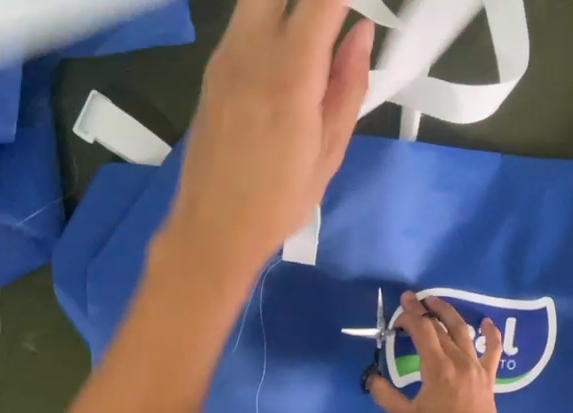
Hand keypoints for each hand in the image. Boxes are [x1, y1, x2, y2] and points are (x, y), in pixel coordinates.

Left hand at [162, 0, 373, 275]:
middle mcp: (252, 51)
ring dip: (287, 8)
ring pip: (255, 1)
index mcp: (291, 73)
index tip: (358, 9)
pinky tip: (284, 58)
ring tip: (314, 37)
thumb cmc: (278, 203)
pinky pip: (242, 25)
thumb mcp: (328, 153)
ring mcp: (225, 59)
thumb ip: (348, 87)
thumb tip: (361, 34)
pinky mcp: (211, 73)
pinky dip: (267, 23)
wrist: (214, 230)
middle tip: (331, 17)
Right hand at [367, 292, 505, 412]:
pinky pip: (492, 348)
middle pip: (440, 327)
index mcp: (436, 367)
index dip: (409, 316)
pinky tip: (486, 321)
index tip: (399, 309)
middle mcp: (457, 359)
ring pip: (464, 331)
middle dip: (424, 311)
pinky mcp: (488, 375)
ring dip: (450, 313)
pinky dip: (491, 333)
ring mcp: (476, 365)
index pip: (422, 330)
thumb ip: (386, 396)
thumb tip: (372, 380)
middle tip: (412, 302)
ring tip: (437, 302)